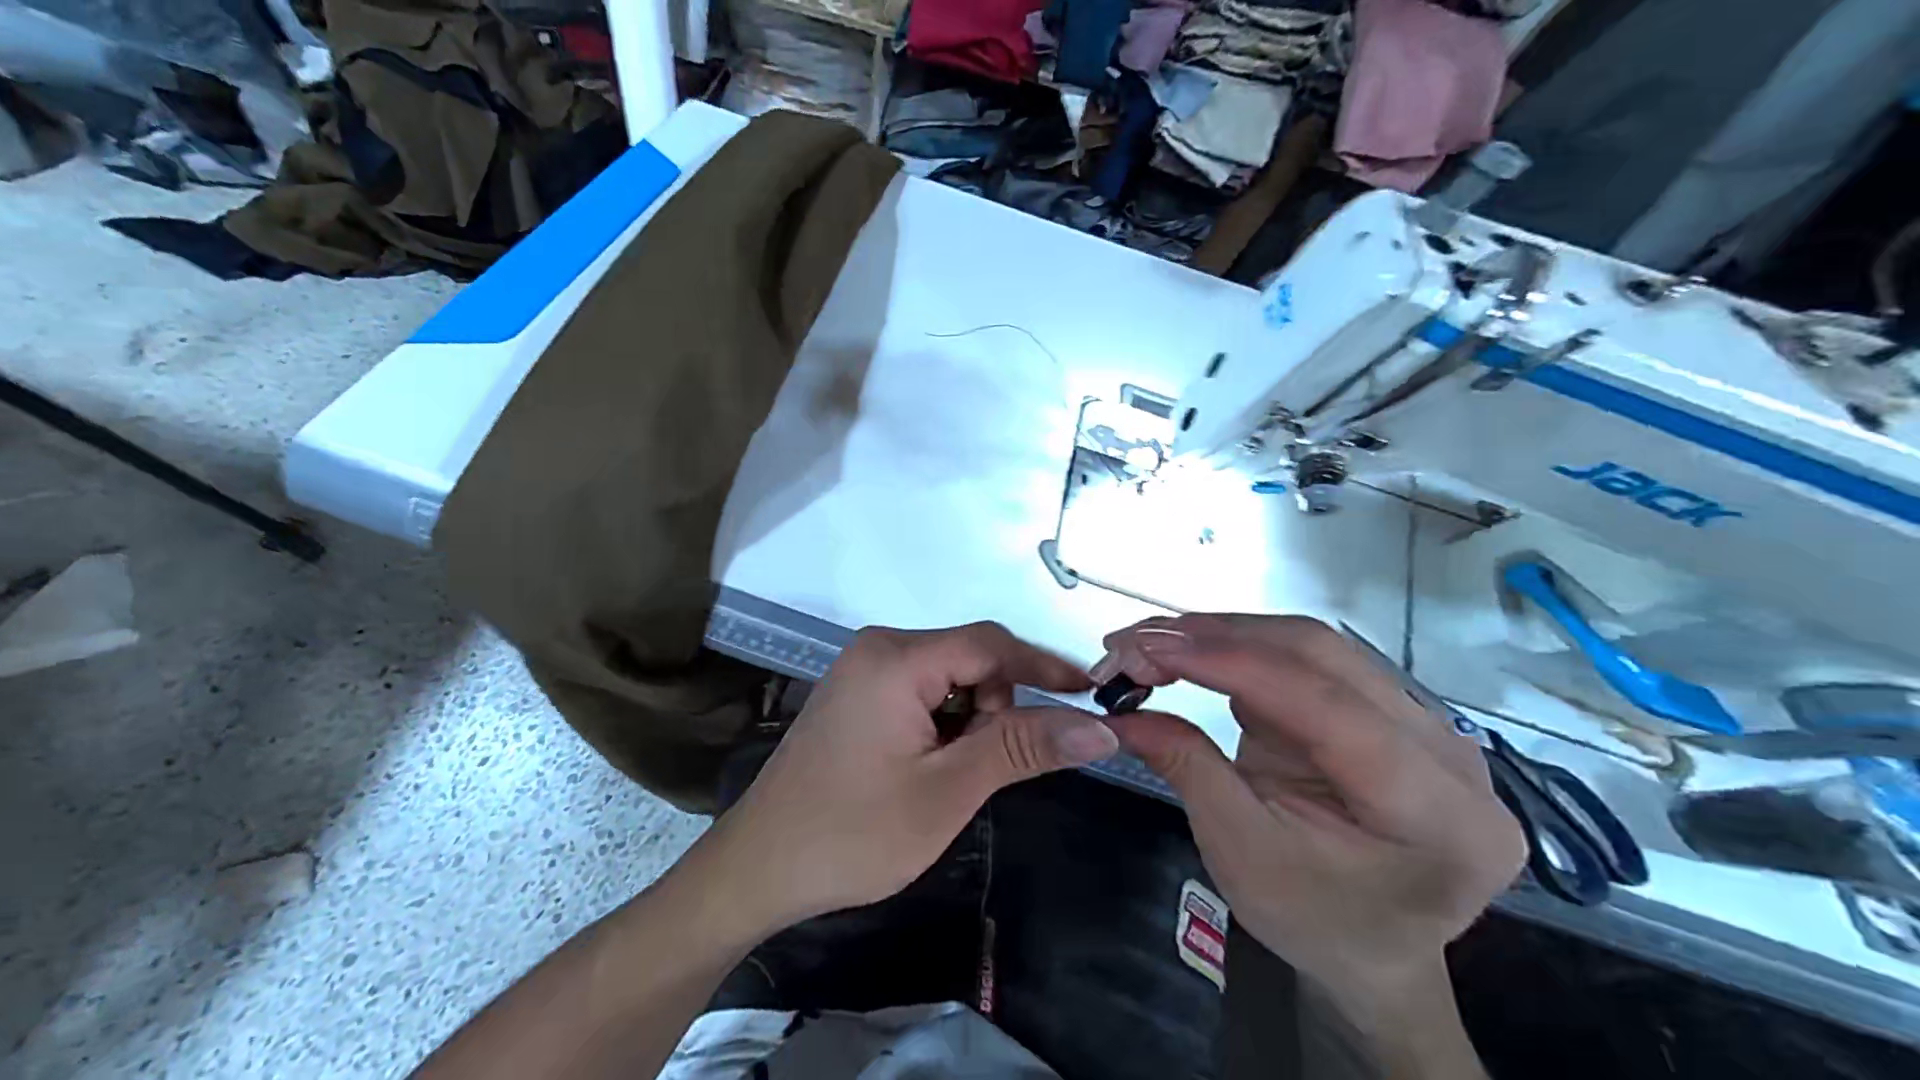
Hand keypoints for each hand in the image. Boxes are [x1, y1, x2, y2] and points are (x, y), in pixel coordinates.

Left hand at [695, 622, 1113, 933]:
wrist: (759, 868)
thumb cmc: (854, 833)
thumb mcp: (948, 791)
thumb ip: (1022, 747)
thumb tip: (1099, 727)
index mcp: (896, 659)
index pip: (991, 644)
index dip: (1044, 667)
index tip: (1090, 695)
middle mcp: (877, 648)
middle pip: (969, 657)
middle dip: (996, 704)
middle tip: (986, 766)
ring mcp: (861, 670)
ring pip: (947, 676)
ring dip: (970, 718)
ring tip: (951, 775)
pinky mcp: (855, 694)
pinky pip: (919, 690)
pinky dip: (943, 721)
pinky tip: (927, 765)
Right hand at [1099, 614, 1525, 1015]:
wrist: (1369, 950)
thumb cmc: (1312, 919)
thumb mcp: (1241, 855)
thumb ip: (1189, 768)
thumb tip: (1120, 710)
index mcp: (1440, 811)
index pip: (1327, 705)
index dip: (1233, 663)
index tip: (1150, 647)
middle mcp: (1447, 750)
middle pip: (1323, 656)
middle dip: (1220, 638)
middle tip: (1138, 641)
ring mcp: (1420, 721)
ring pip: (1312, 646)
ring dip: (1225, 636)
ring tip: (1155, 643)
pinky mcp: (1381, 707)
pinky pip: (1306, 660)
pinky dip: (1240, 651)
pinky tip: (1193, 655)